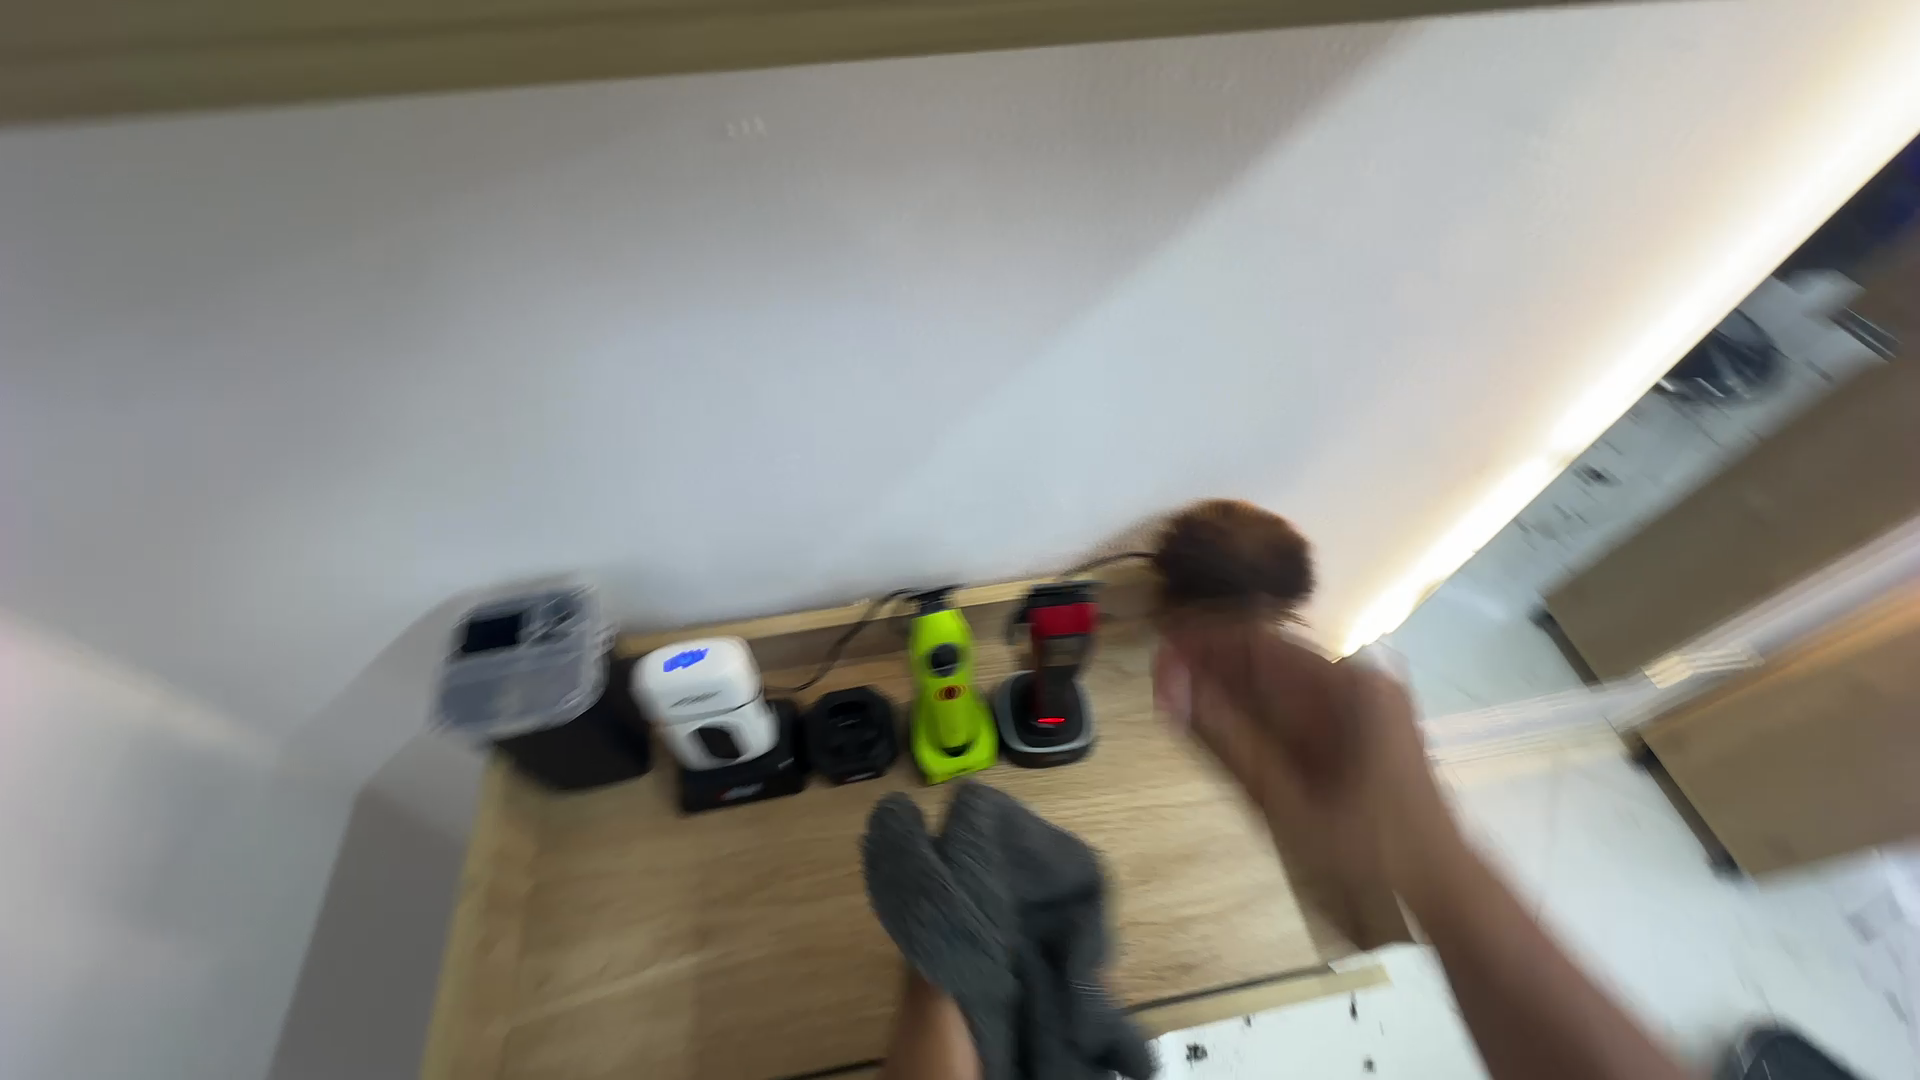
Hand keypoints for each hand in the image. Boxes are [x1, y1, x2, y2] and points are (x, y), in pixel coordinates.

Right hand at [1152, 615, 1462, 903]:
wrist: (1446, 893)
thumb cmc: (1370, 853)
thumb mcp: (1285, 799)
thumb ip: (1224, 738)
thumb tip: (1169, 687)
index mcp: (1350, 686)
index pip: (1260, 642)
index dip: (1204, 642)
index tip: (1159, 649)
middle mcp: (1358, 679)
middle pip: (1266, 655)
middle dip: (1210, 664)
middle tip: (1160, 677)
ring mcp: (1361, 701)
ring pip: (1275, 678)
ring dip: (1226, 685)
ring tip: (1177, 694)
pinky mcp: (1356, 725)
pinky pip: (1293, 702)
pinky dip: (1252, 708)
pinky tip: (1218, 716)